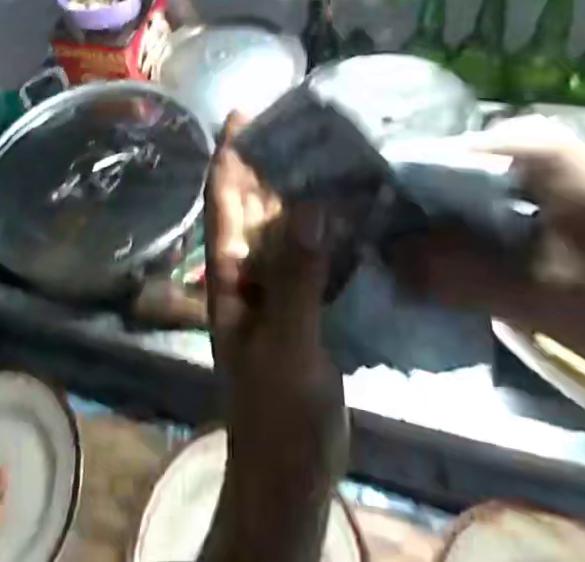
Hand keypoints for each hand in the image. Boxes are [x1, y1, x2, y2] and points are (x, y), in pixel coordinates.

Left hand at [201, 114, 346, 561]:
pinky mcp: (306, 312)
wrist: (290, 475)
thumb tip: (306, 204)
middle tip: (306, 122)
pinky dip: (331, 233)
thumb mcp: (286, 344)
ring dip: (304, 192)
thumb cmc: (277, 413)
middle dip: (273, 162)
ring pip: (287, 228)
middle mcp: (250, 274)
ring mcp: (278, 293)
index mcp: (230, 274)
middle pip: (257, 205)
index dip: (230, 154)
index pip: (224, 199)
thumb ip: (294, 277)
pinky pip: (315, 259)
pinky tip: (360, 213)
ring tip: (336, 154)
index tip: (243, 110)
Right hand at [387, 116, 584, 385]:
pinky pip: (513, 211)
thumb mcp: (542, 299)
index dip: (394, 197)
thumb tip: (384, 258)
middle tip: (392, 259)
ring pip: (483, 197)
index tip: (368, 233)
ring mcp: (566, 171)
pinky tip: (479, 271)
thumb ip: (456, 275)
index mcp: (529, 149)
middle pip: (455, 177)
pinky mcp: (583, 200)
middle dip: (422, 219)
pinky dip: (489, 238)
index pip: (431, 158)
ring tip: (424, 269)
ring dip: (456, 233)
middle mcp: (543, 146)